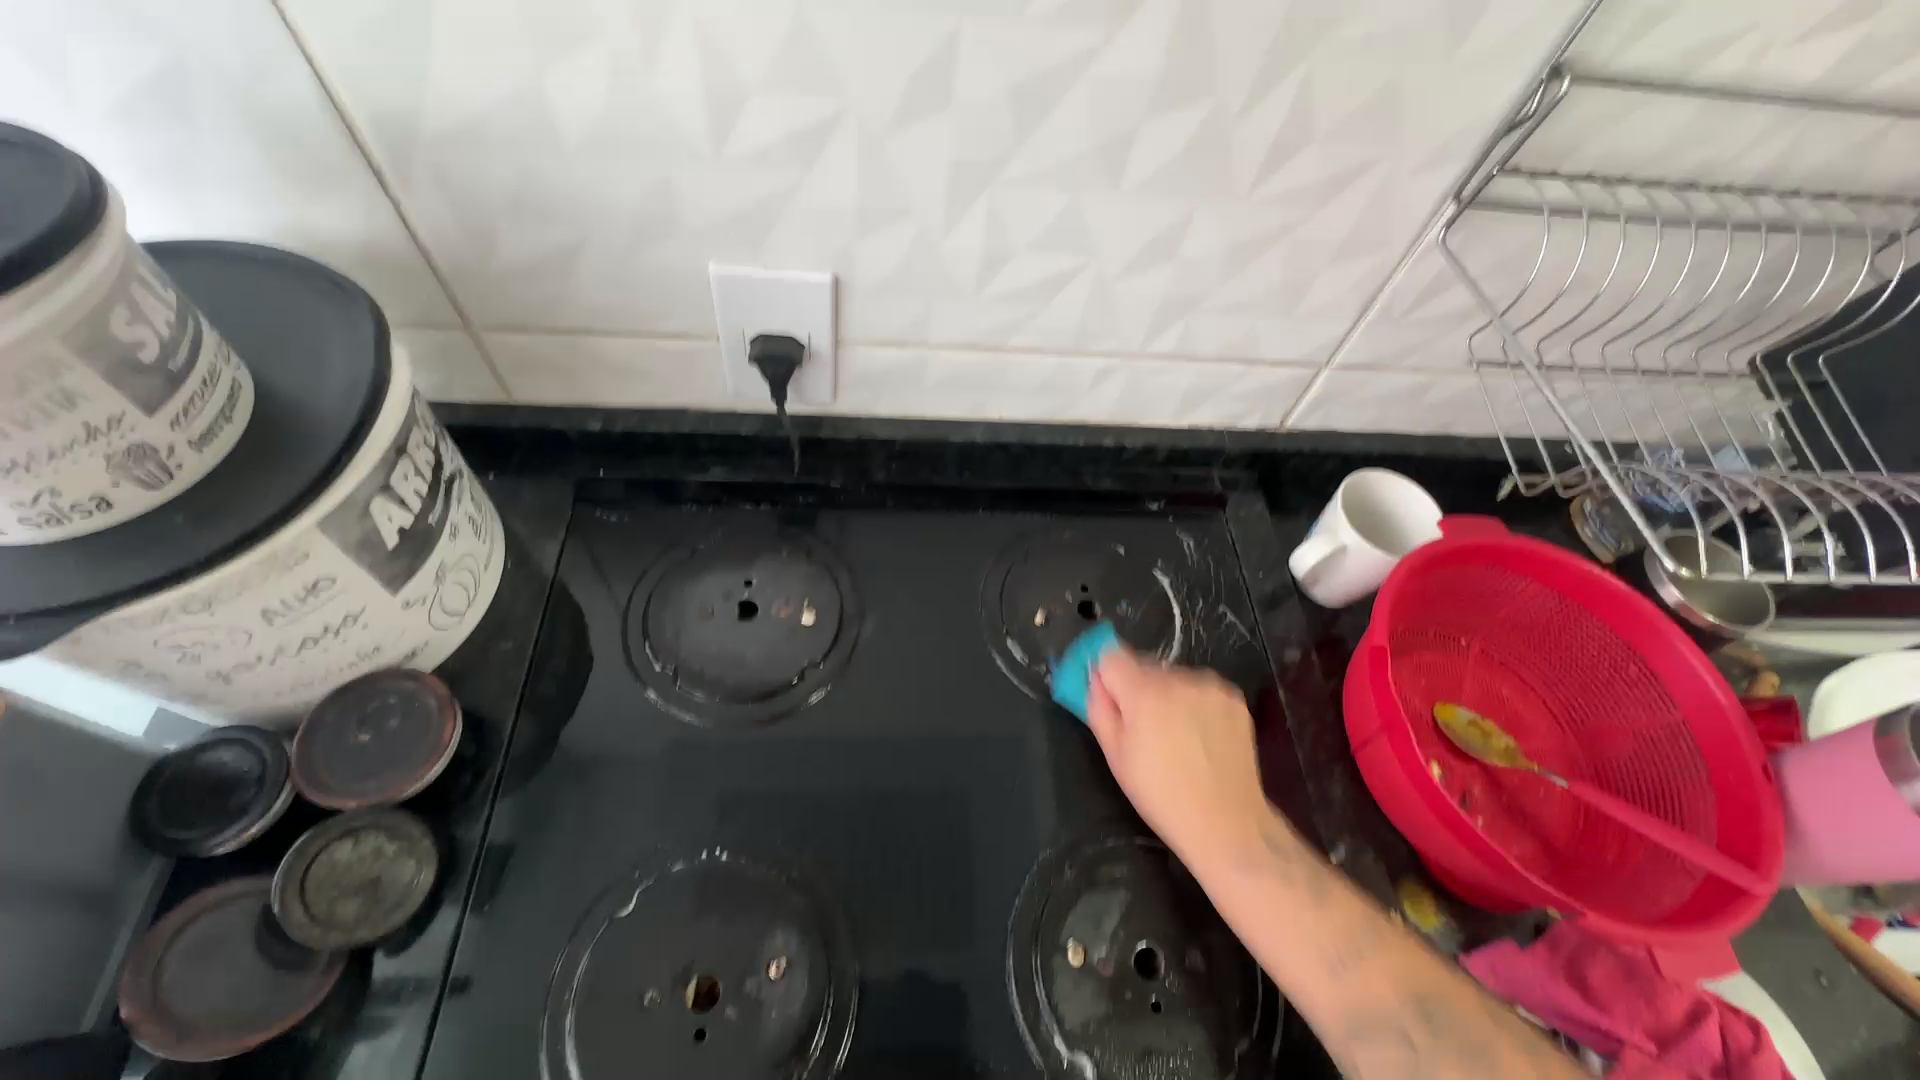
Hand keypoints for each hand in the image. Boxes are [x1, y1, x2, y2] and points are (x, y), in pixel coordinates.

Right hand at [1085, 648, 1274, 867]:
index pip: (1111, 656)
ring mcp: (1211, 686)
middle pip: (1144, 666)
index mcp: (1143, 693)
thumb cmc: (1160, 795)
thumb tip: (1094, 679)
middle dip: (1138, 690)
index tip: (1111, 699)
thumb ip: (1099, 708)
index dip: (1107, 676)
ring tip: (1177, 737)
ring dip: (1168, 696)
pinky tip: (1201, 737)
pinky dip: (1195, 703)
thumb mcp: (1115, 756)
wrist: (1226, 822)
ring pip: (1174, 677)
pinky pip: (1201, 688)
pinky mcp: (1234, 698)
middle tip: (1144, 730)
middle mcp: (1178, 679)